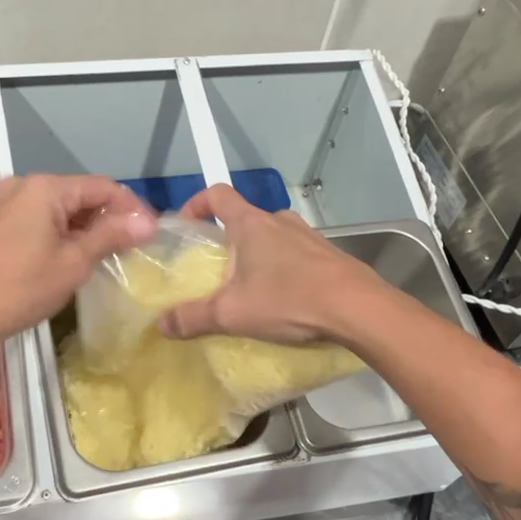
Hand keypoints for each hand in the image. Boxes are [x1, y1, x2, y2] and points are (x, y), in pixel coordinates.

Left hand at [0, 175, 156, 342]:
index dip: (131, 208)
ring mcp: (1, 200)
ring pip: (53, 207)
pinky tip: (62, 255)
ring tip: (98, 255)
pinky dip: (53, 231)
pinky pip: (32, 217)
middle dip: (104, 218)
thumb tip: (148, 221)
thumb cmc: (22, 288)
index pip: (102, 187)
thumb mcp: (74, 263)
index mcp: (45, 188)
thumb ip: (111, 235)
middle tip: (126, 248)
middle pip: (77, 194)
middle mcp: (21, 184)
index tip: (148, 233)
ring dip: (79, 226)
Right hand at [157, 185, 387, 344]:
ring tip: (249, 290)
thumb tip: (161, 324)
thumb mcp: (233, 314)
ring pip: (271, 239)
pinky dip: (282, 270)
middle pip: (244, 221)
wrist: (359, 309)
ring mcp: (308, 237)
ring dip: (256, 258)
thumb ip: (194, 318)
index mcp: (251, 224)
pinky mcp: (328, 256)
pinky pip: (295, 256)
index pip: (217, 195)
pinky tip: (283, 300)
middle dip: (226, 243)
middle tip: (216, 273)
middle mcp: (279, 222)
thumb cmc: (290, 300)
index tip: (185, 225)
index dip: (197, 204)